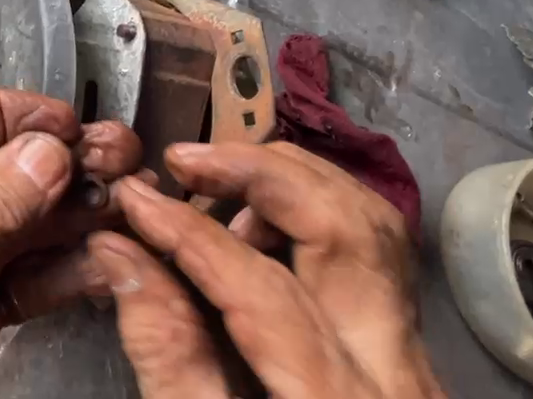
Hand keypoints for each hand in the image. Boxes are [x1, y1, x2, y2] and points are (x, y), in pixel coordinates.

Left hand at [0, 89, 144, 398]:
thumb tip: (49, 148)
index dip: (10, 114)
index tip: (67, 119)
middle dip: (55, 164)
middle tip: (119, 154)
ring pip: (13, 222)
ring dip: (70, 212)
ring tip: (128, 195)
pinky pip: (19, 274)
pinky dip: (63, 267)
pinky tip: (107, 255)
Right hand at [87, 141, 443, 398]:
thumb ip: (165, 354)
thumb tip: (118, 251)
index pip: (259, 284)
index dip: (186, 231)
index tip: (132, 197)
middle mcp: (401, 372)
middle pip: (350, 227)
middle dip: (259, 173)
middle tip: (184, 160)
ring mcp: (414, 356)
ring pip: (371, 223)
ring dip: (288, 182)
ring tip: (214, 185)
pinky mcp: (405, 346)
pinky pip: (367, 247)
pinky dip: (306, 208)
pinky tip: (251, 225)